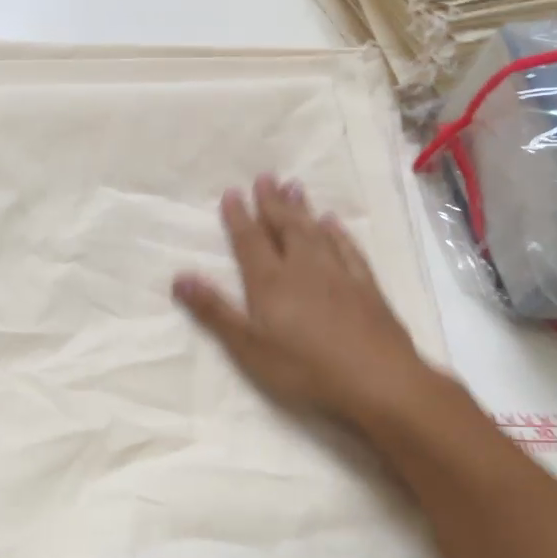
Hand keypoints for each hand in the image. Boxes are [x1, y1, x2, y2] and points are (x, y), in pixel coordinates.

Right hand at [172, 175, 435, 424]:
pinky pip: (348, 250)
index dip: (239, 217)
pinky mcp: (366, 287)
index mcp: (270, 282)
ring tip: (294, 187)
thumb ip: (214, 310)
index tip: (232, 193)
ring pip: (316, 233)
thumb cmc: (303, 368)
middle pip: (285, 228)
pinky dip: (338, 233)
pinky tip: (333, 224)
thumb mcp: (247, 345)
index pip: (250, 241)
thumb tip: (179, 277)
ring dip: (302, 210)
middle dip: (272, 203)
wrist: (377, 380)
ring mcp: (339, 275)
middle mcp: (304, 269)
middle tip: (266, 177)